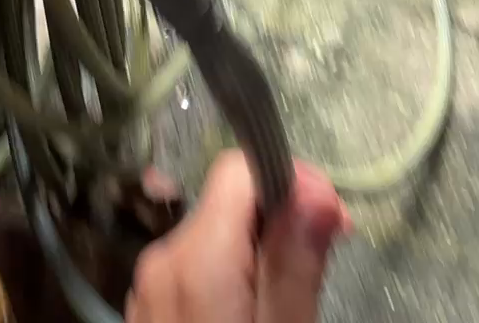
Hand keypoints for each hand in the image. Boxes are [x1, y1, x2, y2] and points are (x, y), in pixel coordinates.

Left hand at [126, 153, 349, 322]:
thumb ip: (294, 266)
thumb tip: (316, 186)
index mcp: (193, 256)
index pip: (236, 170)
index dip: (289, 182)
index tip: (332, 222)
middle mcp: (161, 257)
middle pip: (228, 207)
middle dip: (277, 227)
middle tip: (319, 278)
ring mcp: (146, 287)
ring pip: (214, 242)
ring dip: (254, 258)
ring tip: (285, 307)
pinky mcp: (146, 312)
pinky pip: (194, 275)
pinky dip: (227, 284)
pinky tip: (247, 316)